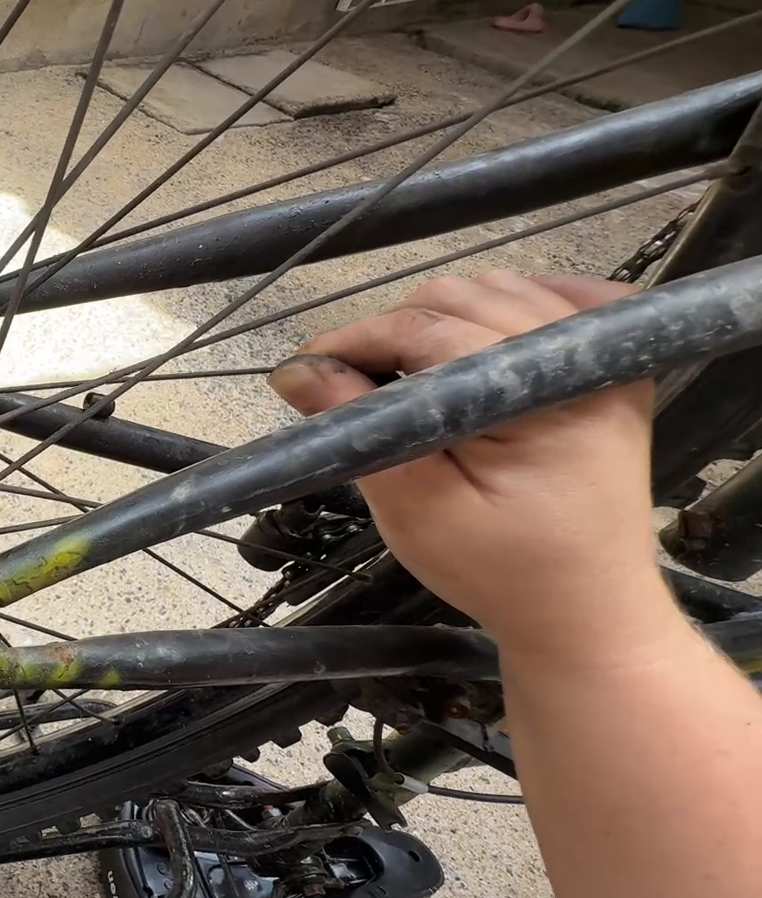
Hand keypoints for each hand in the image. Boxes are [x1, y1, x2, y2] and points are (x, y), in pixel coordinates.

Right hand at [267, 271, 667, 649]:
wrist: (579, 606)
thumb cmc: (495, 566)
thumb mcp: (412, 504)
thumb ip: (359, 431)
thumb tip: (294, 371)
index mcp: (546, 394)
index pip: (425, 330)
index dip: (349, 342)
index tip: (297, 374)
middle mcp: (587, 358)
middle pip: (456, 298)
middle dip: (385, 333)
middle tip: (347, 387)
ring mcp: (603, 357)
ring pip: (490, 290)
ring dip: (427, 323)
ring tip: (393, 378)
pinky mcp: (603, 366)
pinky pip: (540, 300)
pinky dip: (487, 312)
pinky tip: (460, 349)